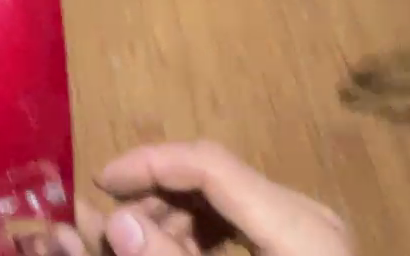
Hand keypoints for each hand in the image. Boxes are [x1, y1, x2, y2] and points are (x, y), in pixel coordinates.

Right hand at [84, 142, 352, 255]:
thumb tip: (117, 221)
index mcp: (298, 226)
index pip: (208, 163)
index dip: (149, 163)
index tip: (102, 181)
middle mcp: (305, 214)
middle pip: (213, 175)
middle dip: (156, 193)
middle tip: (114, 222)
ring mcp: (307, 229)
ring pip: (222, 195)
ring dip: (174, 214)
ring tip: (140, 242)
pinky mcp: (303, 246)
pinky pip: (240, 219)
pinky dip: (202, 232)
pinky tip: (177, 253)